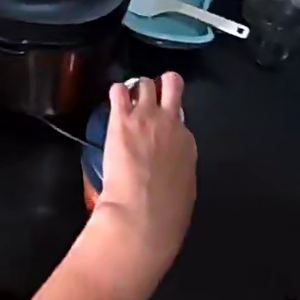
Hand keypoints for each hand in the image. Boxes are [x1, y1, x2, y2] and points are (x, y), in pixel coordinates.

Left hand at [88, 74, 197, 293]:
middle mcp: (169, 122)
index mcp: (187, 142)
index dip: (169, 121)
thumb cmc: (166, 215)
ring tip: (127, 101)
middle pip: (171, 84)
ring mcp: (146, 117)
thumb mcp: (184, 189)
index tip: (159, 129)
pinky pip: (118, 90)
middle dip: (163, 84)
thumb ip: (178, 169)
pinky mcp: (122, 119)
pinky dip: (116, 93)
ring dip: (136, 90)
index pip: (180, 118)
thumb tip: (171, 169)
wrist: (142, 216)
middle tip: (151, 95)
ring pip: (144, 83)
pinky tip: (113, 102)